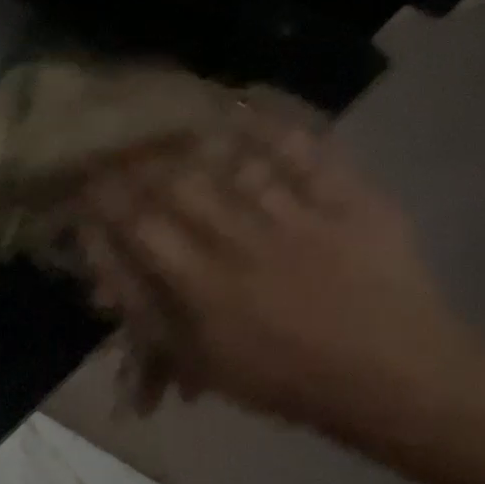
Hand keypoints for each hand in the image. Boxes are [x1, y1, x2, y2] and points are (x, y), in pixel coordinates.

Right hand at [77, 110, 484, 425]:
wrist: (399, 381)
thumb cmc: (288, 380)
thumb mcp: (203, 364)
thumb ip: (147, 318)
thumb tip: (101, 278)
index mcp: (204, 287)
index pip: (139, 226)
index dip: (105, 196)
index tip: (84, 176)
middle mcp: (243, 243)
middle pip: (180, 184)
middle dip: (142, 157)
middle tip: (120, 137)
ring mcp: (300, 218)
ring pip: (235, 162)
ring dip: (197, 134)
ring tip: (169, 112)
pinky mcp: (351, 202)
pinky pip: (308, 154)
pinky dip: (276, 124)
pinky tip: (247, 102)